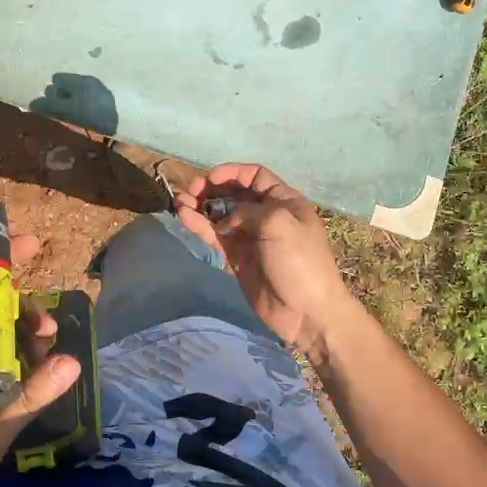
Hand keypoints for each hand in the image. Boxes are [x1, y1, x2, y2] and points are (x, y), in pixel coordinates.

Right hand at [174, 163, 362, 361]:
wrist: (307, 313)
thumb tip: (225, 221)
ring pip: (221, 215)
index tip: (211, 177)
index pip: (255, 176)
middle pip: (234, 194)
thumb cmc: (300, 261)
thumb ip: (247, 211)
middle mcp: (266, 215)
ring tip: (179, 201)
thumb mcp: (279, 223)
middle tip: (190, 190)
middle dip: (211, 189)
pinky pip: (216, 236)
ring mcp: (251, 238)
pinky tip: (184, 216)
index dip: (233, 173)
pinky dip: (200, 226)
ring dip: (200, 206)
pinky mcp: (238, 259)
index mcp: (284, 201)